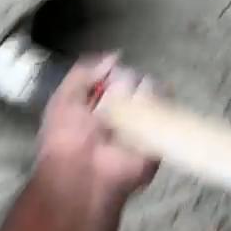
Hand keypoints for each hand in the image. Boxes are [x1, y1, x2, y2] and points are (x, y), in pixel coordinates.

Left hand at [33, 54, 159, 214]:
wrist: (82, 175)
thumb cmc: (66, 138)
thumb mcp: (63, 99)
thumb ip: (84, 73)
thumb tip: (116, 55)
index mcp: (98, 104)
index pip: (115, 75)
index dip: (110, 73)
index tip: (106, 77)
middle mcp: (122, 112)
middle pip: (135, 80)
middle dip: (126, 83)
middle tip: (114, 98)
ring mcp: (141, 124)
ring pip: (153, 91)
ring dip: (140, 94)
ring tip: (125, 110)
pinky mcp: (157, 137)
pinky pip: (166, 112)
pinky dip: (158, 106)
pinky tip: (142, 112)